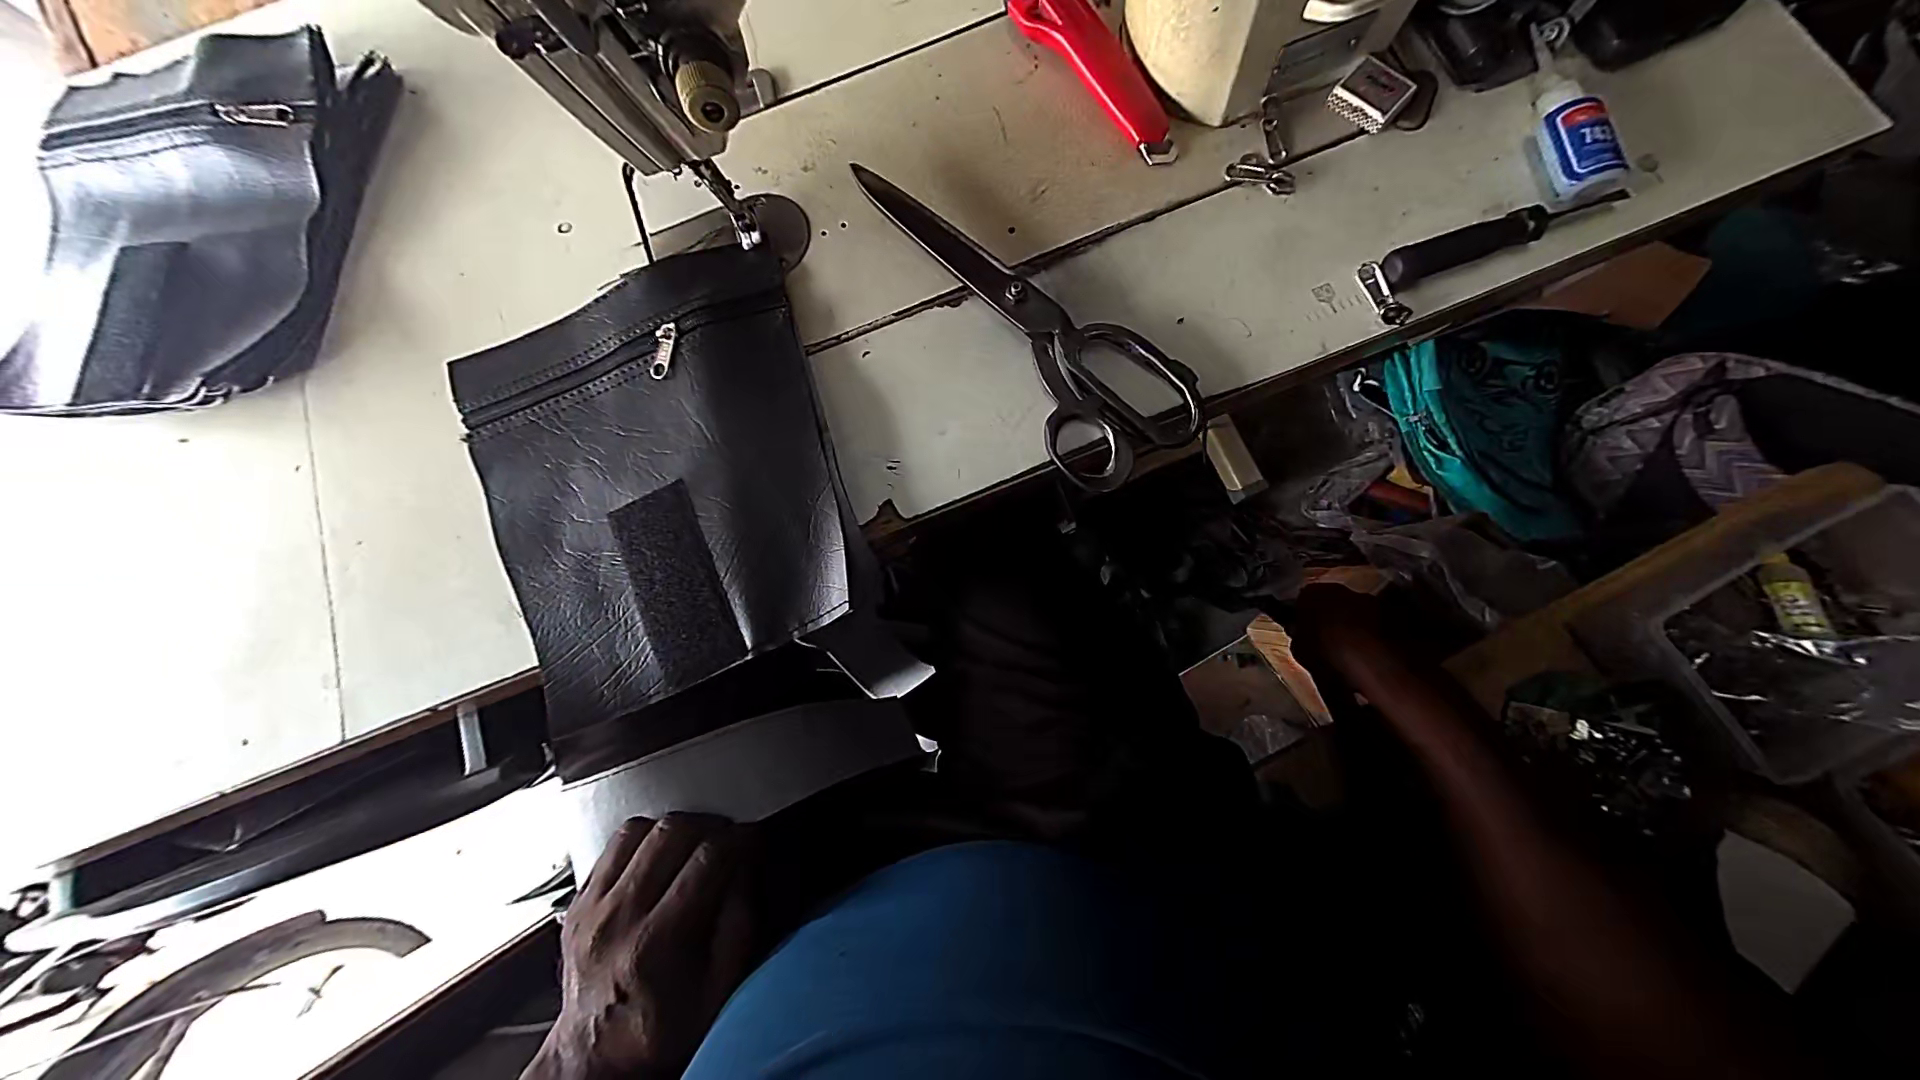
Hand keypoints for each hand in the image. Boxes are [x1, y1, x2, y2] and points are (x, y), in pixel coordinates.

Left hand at [525, 814, 754, 1079]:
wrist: (595, 1062)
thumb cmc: (662, 1029)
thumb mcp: (720, 987)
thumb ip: (740, 920)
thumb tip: (747, 864)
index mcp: (658, 943)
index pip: (708, 856)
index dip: (740, 839)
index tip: (752, 840)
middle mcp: (619, 919)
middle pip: (674, 831)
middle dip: (712, 826)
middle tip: (728, 840)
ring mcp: (592, 909)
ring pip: (642, 829)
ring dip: (677, 828)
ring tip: (695, 845)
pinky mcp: (579, 903)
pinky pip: (614, 844)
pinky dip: (644, 838)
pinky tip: (660, 855)